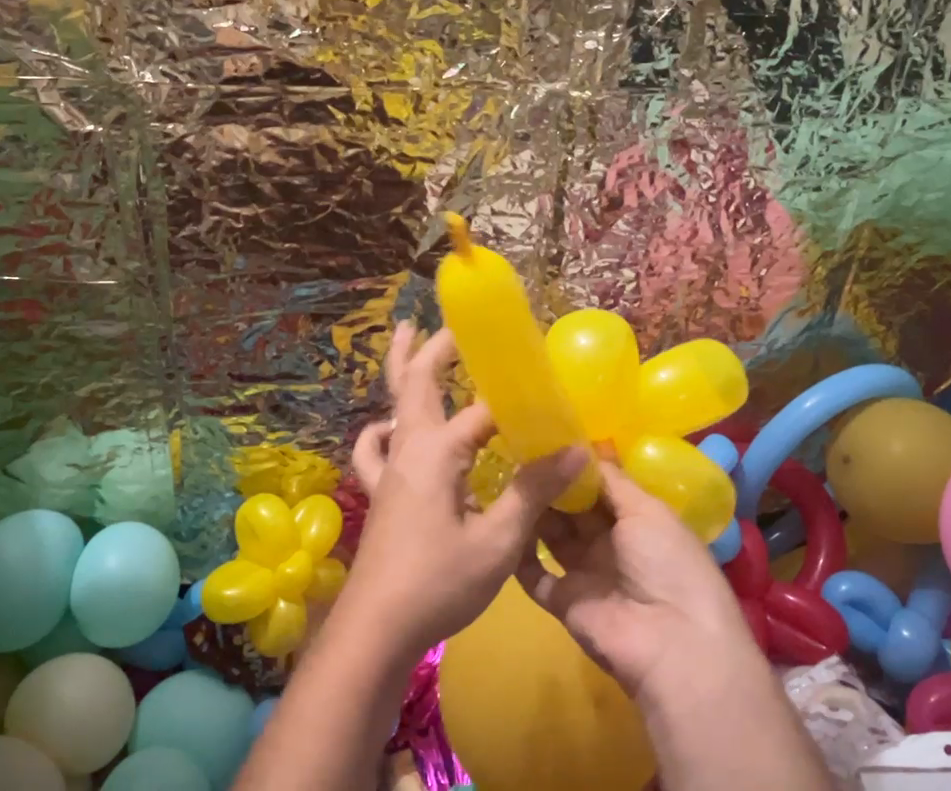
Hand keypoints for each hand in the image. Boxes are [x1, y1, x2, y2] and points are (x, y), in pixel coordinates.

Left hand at [339, 322, 587, 652]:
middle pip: (417, 382)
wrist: (376, 629)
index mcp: (437, 453)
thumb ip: (533, 492)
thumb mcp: (498, 542)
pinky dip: (381, 429)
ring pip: (393, 406)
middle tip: (449, 320)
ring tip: (406, 341)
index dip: (514, 396)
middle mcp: (408, 450)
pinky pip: (374, 448)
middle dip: (435, 347)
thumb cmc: (438, 583)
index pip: (482, 410)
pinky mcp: (379, 495)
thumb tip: (575, 449)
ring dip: (403, 371)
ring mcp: (388, 471)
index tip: (542, 382)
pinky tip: (386, 429)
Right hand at [515, 459, 760, 703]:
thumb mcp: (647, 511)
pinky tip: (498, 523)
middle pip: (573, 508)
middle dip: (550, 483)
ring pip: (551, 535)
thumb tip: (585, 447)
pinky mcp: (563, 601)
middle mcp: (610, 543)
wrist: (670, 643)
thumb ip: (612, 480)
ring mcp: (585, 573)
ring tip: (502, 477)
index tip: (544, 436)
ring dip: (532, 511)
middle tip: (515, 451)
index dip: (575, 463)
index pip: (601, 485)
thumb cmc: (667, 563)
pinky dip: (518, 554)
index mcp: (638, 519)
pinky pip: (535, 575)